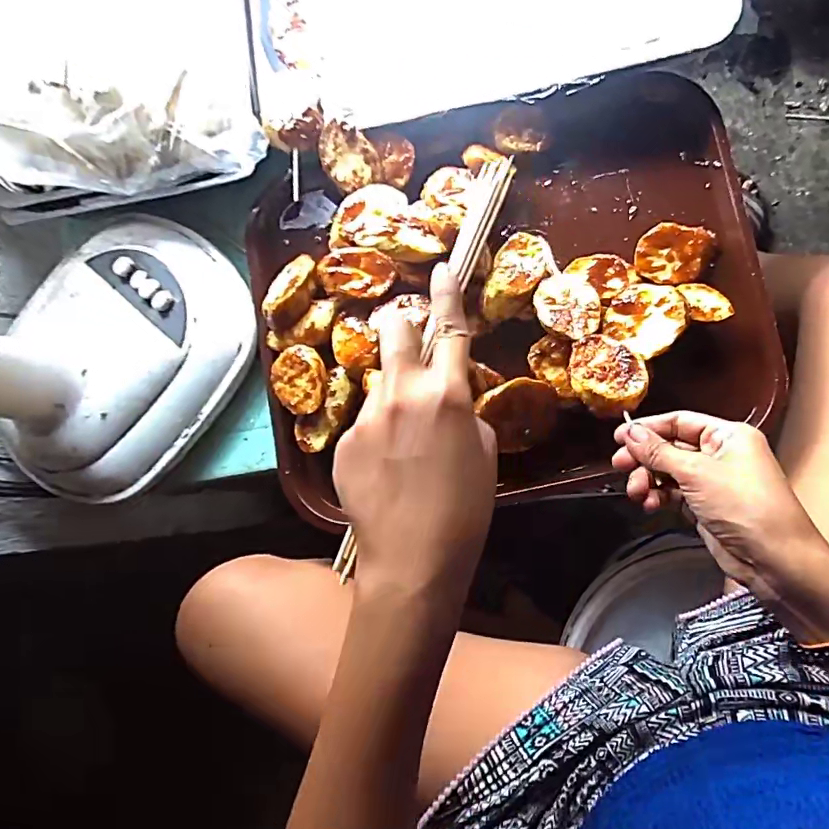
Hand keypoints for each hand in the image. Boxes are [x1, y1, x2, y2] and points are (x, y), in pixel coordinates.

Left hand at [334, 261, 496, 600]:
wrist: (413, 559)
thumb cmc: (465, 510)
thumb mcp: (485, 453)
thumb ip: (467, 413)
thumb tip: (452, 401)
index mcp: (448, 395)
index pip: (451, 329)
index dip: (448, 294)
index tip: (443, 269)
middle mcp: (402, 394)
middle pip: (395, 333)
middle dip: (405, 327)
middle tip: (412, 340)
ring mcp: (365, 417)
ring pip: (380, 383)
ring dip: (395, 394)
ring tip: (407, 439)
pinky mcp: (342, 443)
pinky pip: (365, 423)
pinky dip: (379, 433)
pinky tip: (389, 468)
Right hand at [610, 412, 828, 603]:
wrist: (774, 557)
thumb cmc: (749, 509)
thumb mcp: (697, 473)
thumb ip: (659, 453)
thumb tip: (632, 434)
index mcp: (729, 436)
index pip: (681, 421)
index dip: (649, 428)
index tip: (621, 437)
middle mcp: (723, 455)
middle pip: (673, 447)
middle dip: (645, 458)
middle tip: (621, 465)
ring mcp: (715, 482)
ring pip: (671, 473)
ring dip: (650, 481)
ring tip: (637, 492)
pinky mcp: (709, 507)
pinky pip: (676, 495)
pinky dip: (660, 497)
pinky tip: (650, 504)